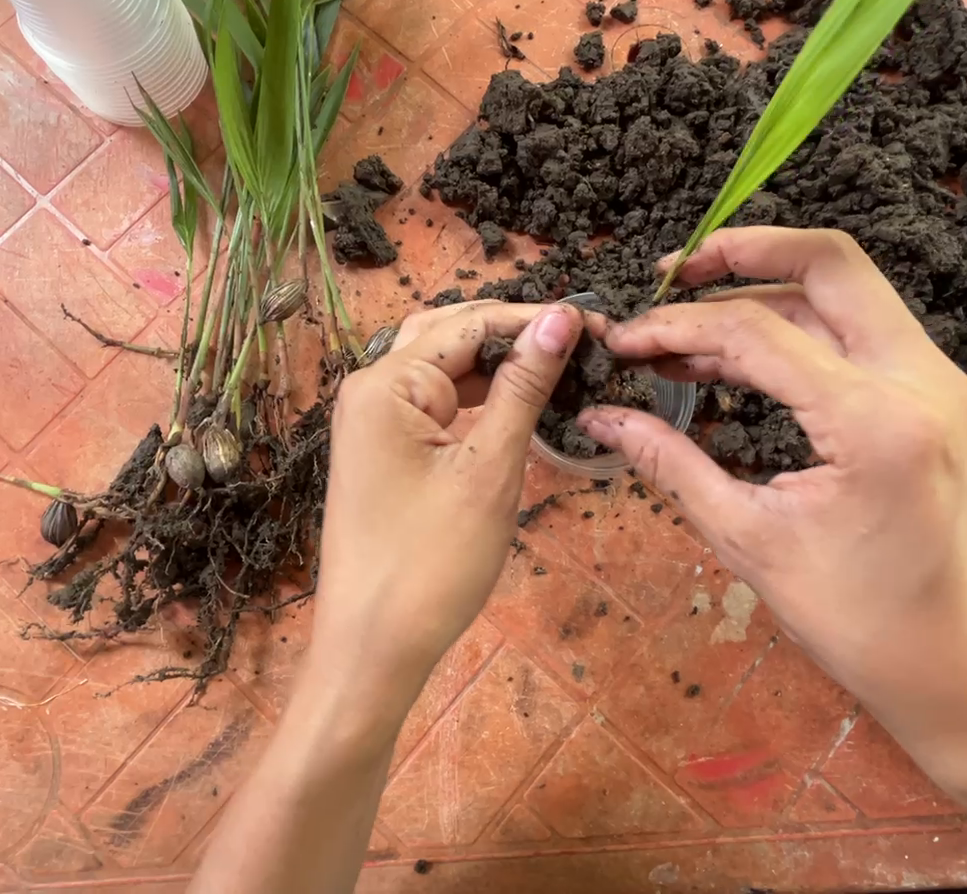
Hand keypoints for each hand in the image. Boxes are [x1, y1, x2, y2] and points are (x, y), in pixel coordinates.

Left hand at [313, 299, 582, 706]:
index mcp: (386, 383)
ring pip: (441, 368)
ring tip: (554, 368)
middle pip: (449, 335)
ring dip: (494, 364)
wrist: (372, 650)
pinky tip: (512, 403)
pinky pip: (432, 403)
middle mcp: (370, 389)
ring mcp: (372, 420)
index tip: (596, 325)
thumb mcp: (489, 470)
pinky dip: (474, 397)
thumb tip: (560, 317)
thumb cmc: (432, 564)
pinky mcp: (382, 449)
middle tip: (578, 345)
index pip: (469, 323)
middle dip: (512, 333)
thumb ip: (523, 386)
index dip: (532, 319)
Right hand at [578, 228, 966, 792]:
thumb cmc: (857, 623)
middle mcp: (923, 380)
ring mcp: (943, 383)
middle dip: (740, 252)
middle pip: (829, 263)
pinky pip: (859, 333)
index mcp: (876, 421)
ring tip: (687, 329)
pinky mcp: (940, 398)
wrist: (963, 676)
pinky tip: (739, 357)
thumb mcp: (748, 538)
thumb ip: (668, 462)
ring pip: (845, 293)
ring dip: (763, 292)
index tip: (624, 340)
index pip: (756, 330)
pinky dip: (795, 330)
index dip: (677, 325)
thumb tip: (601, 418)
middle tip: (670, 273)